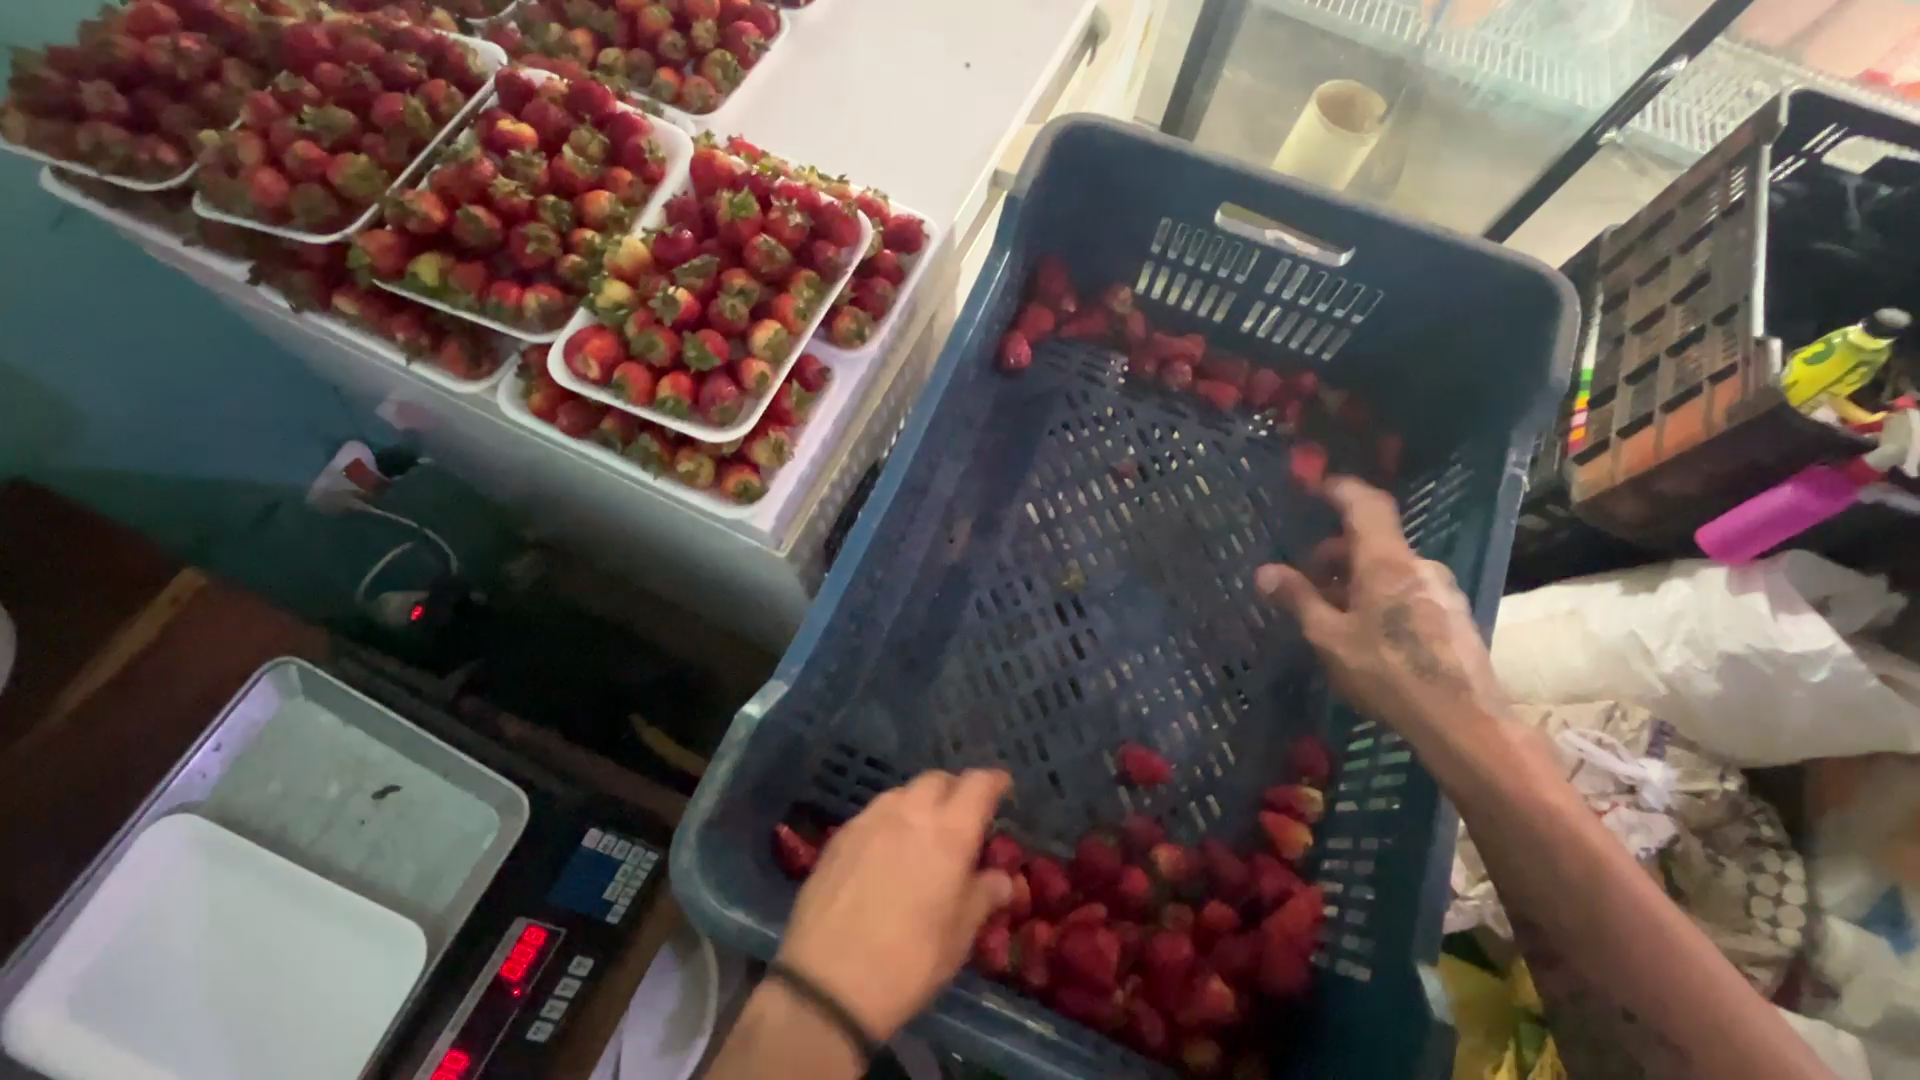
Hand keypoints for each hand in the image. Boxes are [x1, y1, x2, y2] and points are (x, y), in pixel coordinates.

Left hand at [776, 769, 1012, 1041]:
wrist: (827, 983)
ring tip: (923, 833)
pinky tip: (886, 851)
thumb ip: (983, 897)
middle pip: (937, 780)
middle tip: (963, 818)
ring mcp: (869, 821)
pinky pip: (873, 814)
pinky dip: (889, 821)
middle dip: (955, 791)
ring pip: (902, 793)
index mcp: (949, 832)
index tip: (1002, 788)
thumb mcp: (959, 937)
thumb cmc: (909, 962)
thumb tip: (1001, 879)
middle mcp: (909, 813)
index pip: (978, 784)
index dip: (994, 782)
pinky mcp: (838, 837)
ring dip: (919, 803)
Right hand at [1254, 476, 1504, 737]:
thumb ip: (1298, 599)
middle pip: (1372, 541)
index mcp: (1386, 562)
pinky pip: (1407, 590)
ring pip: (1390, 569)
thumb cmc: (1387, 673)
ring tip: (1332, 614)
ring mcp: (1441, 590)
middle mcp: (1418, 565)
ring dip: (1356, 579)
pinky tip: (1367, 634)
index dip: (1340, 490)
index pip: (1365, 505)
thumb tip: (1264, 571)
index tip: (1316, 488)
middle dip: (1335, 552)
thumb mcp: (1329, 638)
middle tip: (1307, 580)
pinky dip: (1379, 596)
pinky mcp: (1452, 615)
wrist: (1463, 720)